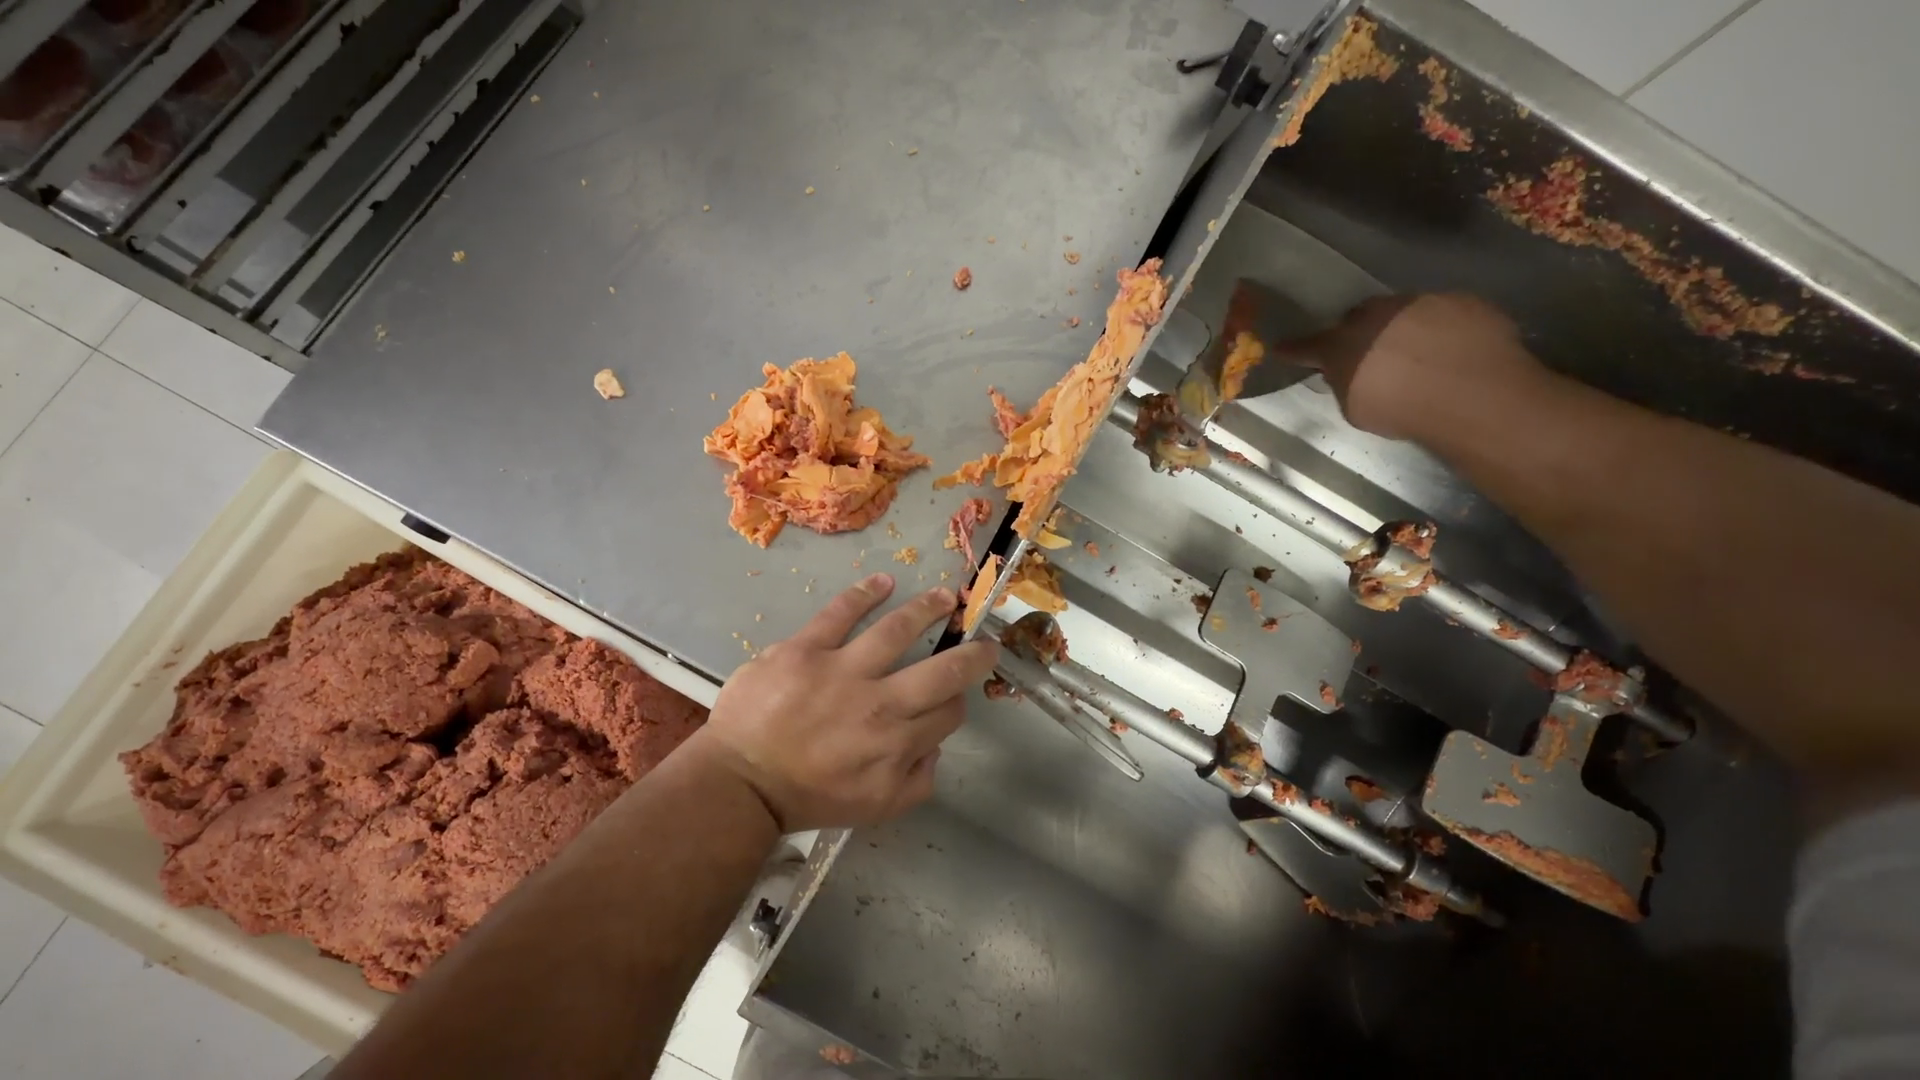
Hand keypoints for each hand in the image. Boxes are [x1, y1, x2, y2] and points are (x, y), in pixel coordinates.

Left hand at [689, 574, 1000, 832]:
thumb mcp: (876, 809)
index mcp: (897, 743)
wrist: (741, 783)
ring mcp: (841, 671)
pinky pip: (840, 614)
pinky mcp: (804, 649)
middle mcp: (880, 703)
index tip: (955, 693)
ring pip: (898, 630)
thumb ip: (917, 783)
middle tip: (984, 640)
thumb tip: (935, 747)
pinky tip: (884, 582)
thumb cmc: (809, 797)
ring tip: (946, 597)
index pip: (948, 712)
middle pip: (942, 670)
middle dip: (972, 654)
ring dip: (928, 610)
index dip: (958, 701)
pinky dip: (865, 594)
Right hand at [1278, 293, 1548, 441]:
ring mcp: (1420, 302)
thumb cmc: (1403, 410)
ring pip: (1402, 310)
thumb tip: (1344, 373)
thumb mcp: (1357, 409)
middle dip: (1360, 330)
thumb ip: (1344, 384)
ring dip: (1403, 327)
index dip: (1295, 349)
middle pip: (1359, 316)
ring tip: (1420, 353)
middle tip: (1372, 353)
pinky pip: (1444, 312)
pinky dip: (1443, 328)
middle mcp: (1375, 315)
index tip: (1282, 348)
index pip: (1308, 346)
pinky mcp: (1461, 300)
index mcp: (1342, 345)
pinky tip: (1454, 350)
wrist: (1470, 392)